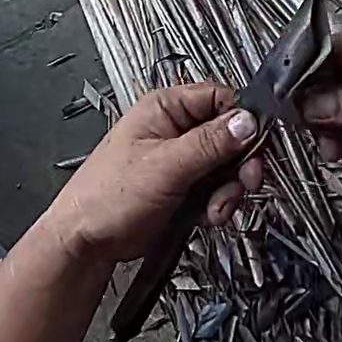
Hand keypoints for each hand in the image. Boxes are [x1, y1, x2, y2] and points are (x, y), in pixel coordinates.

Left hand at [47, 83, 265, 264]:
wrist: (87, 242)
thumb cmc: (106, 196)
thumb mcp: (165, 165)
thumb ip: (210, 143)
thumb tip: (246, 121)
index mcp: (166, 108)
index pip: (220, 98)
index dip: (242, 120)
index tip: (254, 142)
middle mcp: (175, 129)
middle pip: (229, 134)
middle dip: (239, 161)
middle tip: (245, 179)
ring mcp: (181, 159)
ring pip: (227, 165)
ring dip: (229, 188)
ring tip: (216, 206)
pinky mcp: (185, 185)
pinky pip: (217, 188)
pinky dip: (219, 203)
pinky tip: (208, 215)